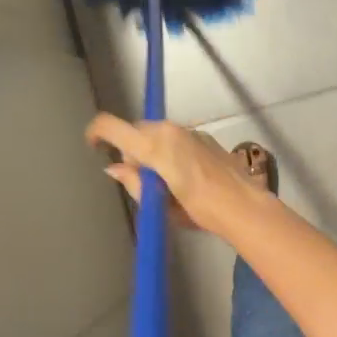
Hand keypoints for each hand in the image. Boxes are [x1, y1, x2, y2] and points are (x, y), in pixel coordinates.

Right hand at [86, 114, 269, 233]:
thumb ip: (135, 183)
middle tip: (141, 182)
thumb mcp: (161, 204)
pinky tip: (183, 176)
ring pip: (156, 134)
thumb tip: (115, 169)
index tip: (92, 144)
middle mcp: (169, 131)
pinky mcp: (204, 137)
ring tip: (164, 182)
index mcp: (154, 146)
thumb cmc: (200, 210)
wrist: (244, 207)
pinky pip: (175, 138)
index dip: (96, 132)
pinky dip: (170, 151)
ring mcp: (189, 131)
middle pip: (136, 132)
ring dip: (151, 151)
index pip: (113, 127)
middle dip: (131, 152)